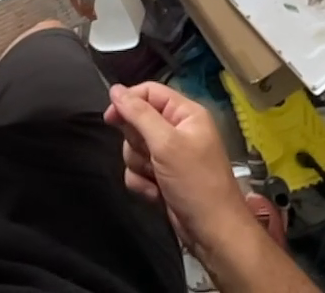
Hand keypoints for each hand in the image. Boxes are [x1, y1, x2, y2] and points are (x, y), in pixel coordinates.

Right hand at [104, 82, 254, 249]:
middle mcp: (178, 130)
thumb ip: (138, 114)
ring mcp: (170, 155)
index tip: (110, 118)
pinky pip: (137, 169)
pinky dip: (141, 181)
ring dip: (139, 164)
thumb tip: (115, 89)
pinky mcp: (162, 176)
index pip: (148, 92)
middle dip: (136, 142)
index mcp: (186, 114)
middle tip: (150, 155)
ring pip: (134, 147)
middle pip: (137, 120)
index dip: (127, 102)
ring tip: (155, 178)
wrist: (214, 235)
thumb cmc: (196, 183)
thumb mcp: (166, 144)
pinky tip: (155, 193)